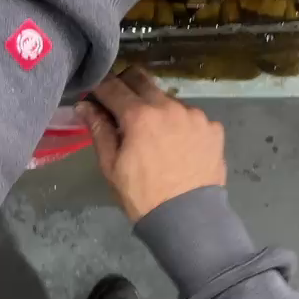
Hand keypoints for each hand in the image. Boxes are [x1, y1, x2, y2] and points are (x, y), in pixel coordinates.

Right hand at [78, 68, 226, 220]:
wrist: (187, 218)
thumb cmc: (141, 195)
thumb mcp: (111, 166)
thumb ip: (99, 130)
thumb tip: (84, 106)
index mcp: (139, 115)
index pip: (112, 86)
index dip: (100, 87)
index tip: (95, 94)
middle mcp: (169, 106)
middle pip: (142, 80)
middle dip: (127, 86)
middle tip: (120, 105)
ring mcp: (195, 115)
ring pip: (169, 99)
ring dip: (157, 108)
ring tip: (155, 134)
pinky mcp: (214, 128)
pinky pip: (191, 117)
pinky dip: (181, 125)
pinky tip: (179, 146)